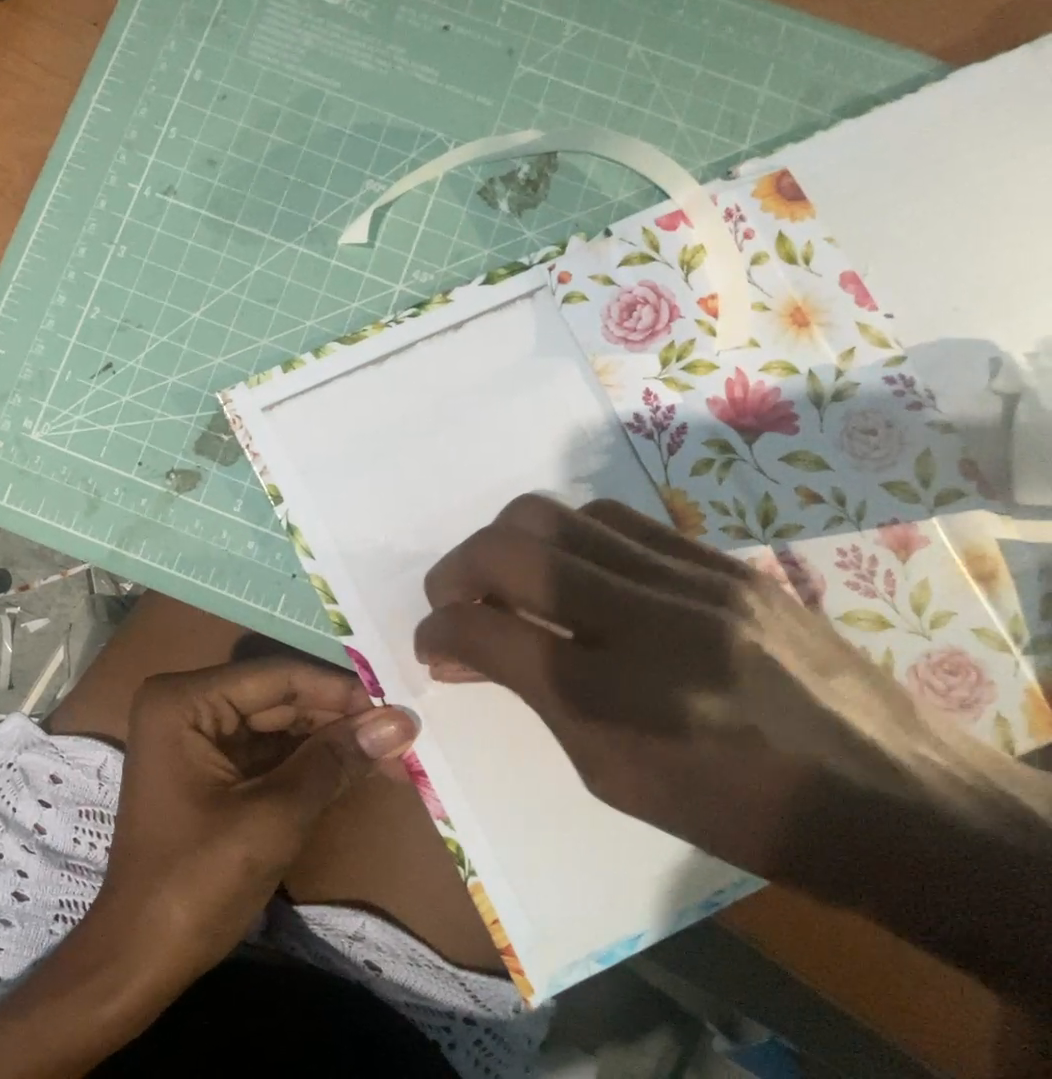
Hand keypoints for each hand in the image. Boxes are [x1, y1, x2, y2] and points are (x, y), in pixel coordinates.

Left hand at [95, 659, 418, 981]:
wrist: (143, 950)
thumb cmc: (198, 879)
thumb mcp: (274, 816)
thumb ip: (334, 762)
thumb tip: (400, 721)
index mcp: (182, 701)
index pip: (275, 677)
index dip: (340, 690)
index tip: (401, 707)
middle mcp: (183, 707)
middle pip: (276, 698)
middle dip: (338, 719)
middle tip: (408, 738)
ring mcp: (192, 739)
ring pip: (274, 726)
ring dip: (329, 743)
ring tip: (396, 757)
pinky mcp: (205, 771)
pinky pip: (264, 754)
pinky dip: (306, 764)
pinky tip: (355, 771)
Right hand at [410, 494, 957, 882]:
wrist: (894, 802)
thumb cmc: (731, 810)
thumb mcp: (607, 772)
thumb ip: (529, 694)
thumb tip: (459, 650)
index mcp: (609, 697)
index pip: (480, 626)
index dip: (433, 630)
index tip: (430, 644)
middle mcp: (646, 620)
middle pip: (509, 546)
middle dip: (456, 571)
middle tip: (457, 606)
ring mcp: (694, 580)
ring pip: (556, 515)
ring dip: (509, 546)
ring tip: (511, 586)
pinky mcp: (727, 564)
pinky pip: (617, 521)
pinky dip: (571, 541)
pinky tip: (577, 578)